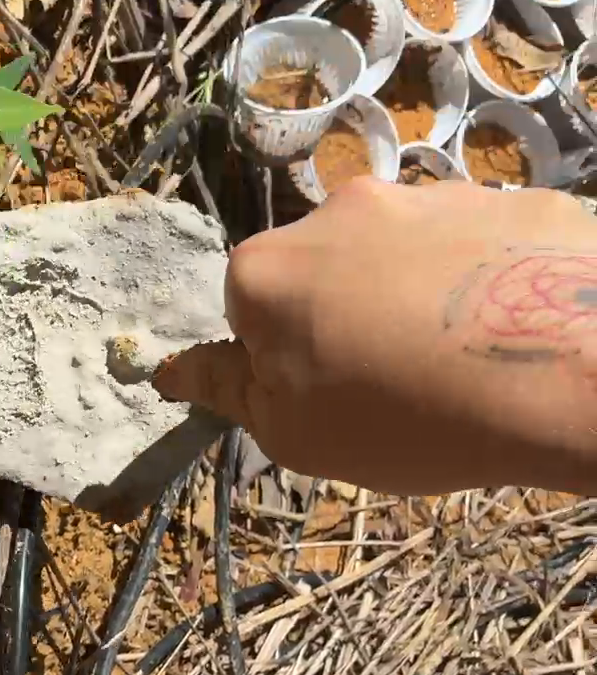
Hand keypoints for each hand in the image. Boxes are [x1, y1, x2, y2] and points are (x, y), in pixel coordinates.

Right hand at [156, 178, 596, 494]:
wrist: (594, 382)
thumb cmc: (403, 416)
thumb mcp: (284, 427)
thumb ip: (222, 387)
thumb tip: (171, 370)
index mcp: (266, 269)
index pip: (241, 303)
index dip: (268, 346)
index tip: (307, 381)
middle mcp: (341, 212)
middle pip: (317, 266)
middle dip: (333, 308)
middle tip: (376, 370)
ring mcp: (441, 196)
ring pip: (397, 249)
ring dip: (405, 290)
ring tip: (454, 353)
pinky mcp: (530, 198)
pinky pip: (477, 243)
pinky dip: (479, 279)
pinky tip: (510, 329)